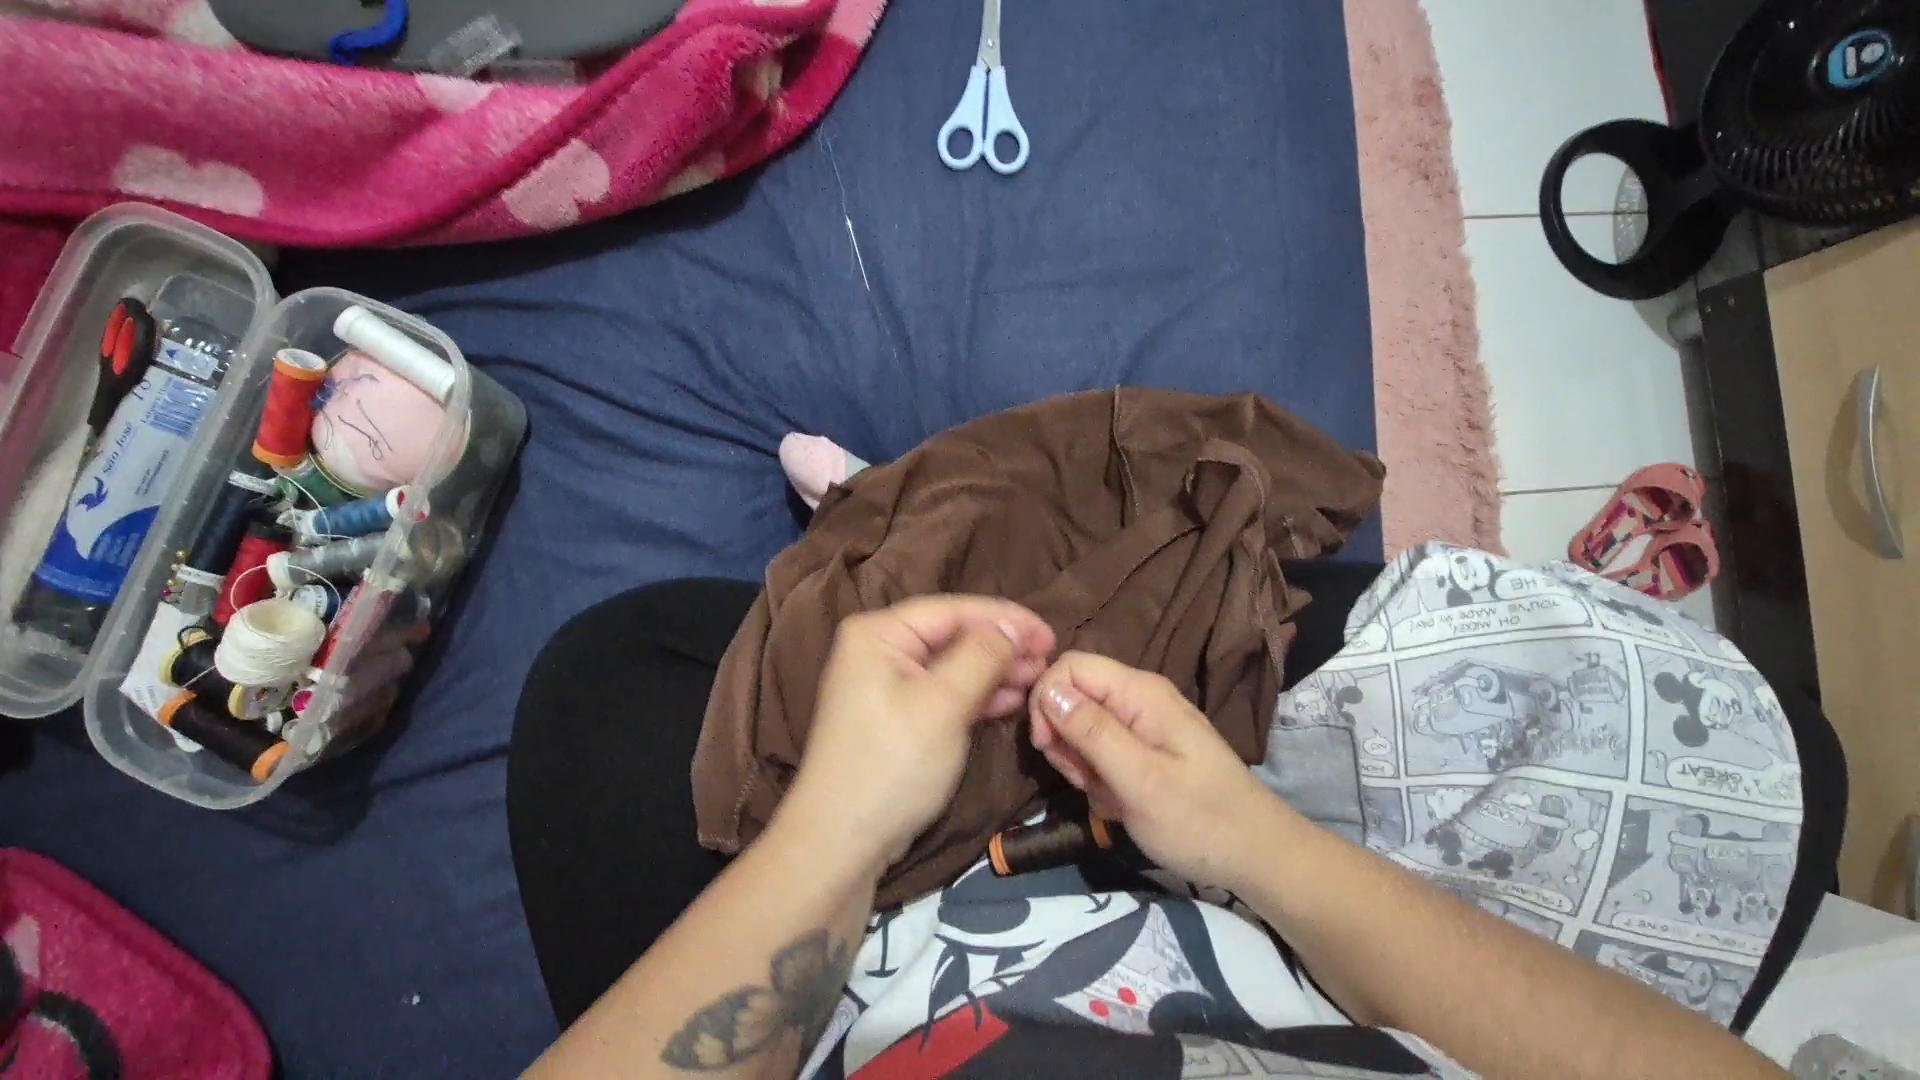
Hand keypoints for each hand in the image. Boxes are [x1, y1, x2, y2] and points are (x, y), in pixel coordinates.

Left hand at [779, 595, 1056, 874]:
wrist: (842, 843)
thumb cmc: (893, 765)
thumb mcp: (943, 705)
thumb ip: (983, 657)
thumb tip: (1014, 626)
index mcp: (879, 633)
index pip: (953, 609)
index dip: (1005, 618)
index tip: (1050, 633)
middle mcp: (878, 649)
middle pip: (952, 635)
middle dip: (1002, 646)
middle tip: (1048, 659)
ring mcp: (886, 685)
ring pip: (952, 665)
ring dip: (995, 671)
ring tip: (1037, 680)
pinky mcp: (897, 717)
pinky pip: (944, 692)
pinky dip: (977, 696)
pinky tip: (1011, 700)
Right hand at [1028, 651, 1297, 890]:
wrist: (1256, 857)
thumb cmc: (1200, 820)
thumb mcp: (1140, 780)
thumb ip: (1092, 733)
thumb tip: (1048, 691)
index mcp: (1140, 693)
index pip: (1070, 666)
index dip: (1047, 699)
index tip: (1046, 746)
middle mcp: (1140, 699)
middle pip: (1073, 696)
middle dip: (1063, 738)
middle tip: (1083, 780)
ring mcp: (1144, 726)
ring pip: (1082, 728)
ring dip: (1080, 764)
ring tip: (1106, 796)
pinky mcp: (1146, 751)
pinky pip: (1102, 752)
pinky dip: (1099, 778)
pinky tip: (1118, 804)